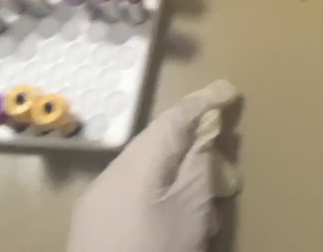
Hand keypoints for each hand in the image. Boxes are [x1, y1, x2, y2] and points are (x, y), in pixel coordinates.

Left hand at [67, 80, 239, 251]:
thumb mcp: (190, 207)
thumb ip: (199, 161)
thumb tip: (203, 128)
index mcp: (136, 162)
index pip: (174, 117)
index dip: (204, 101)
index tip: (230, 92)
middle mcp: (111, 174)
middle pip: (159, 143)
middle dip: (196, 147)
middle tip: (229, 168)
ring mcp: (96, 204)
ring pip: (147, 171)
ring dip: (181, 176)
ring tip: (209, 202)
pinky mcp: (92, 231)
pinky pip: (133, 195)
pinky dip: (161, 197)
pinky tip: (179, 220)